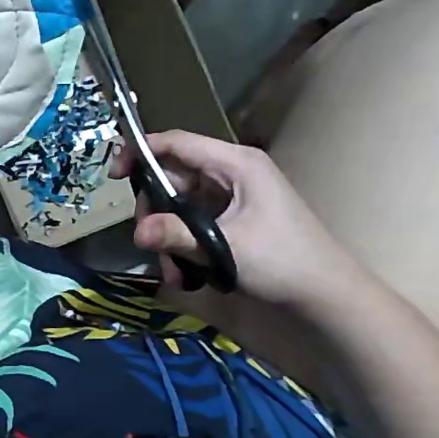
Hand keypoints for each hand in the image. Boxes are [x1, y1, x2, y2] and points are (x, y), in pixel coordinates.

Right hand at [110, 130, 366, 312]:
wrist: (324, 295)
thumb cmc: (282, 261)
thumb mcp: (224, 248)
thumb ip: (176, 235)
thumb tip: (137, 232)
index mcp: (236, 164)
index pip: (177, 143)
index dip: (141, 152)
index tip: (114, 175)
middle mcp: (230, 173)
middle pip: (171, 177)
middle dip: (154, 211)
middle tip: (150, 242)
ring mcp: (229, 196)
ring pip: (176, 205)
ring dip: (166, 236)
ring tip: (172, 271)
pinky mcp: (228, 218)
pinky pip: (189, 222)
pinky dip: (180, 244)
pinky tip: (184, 273)